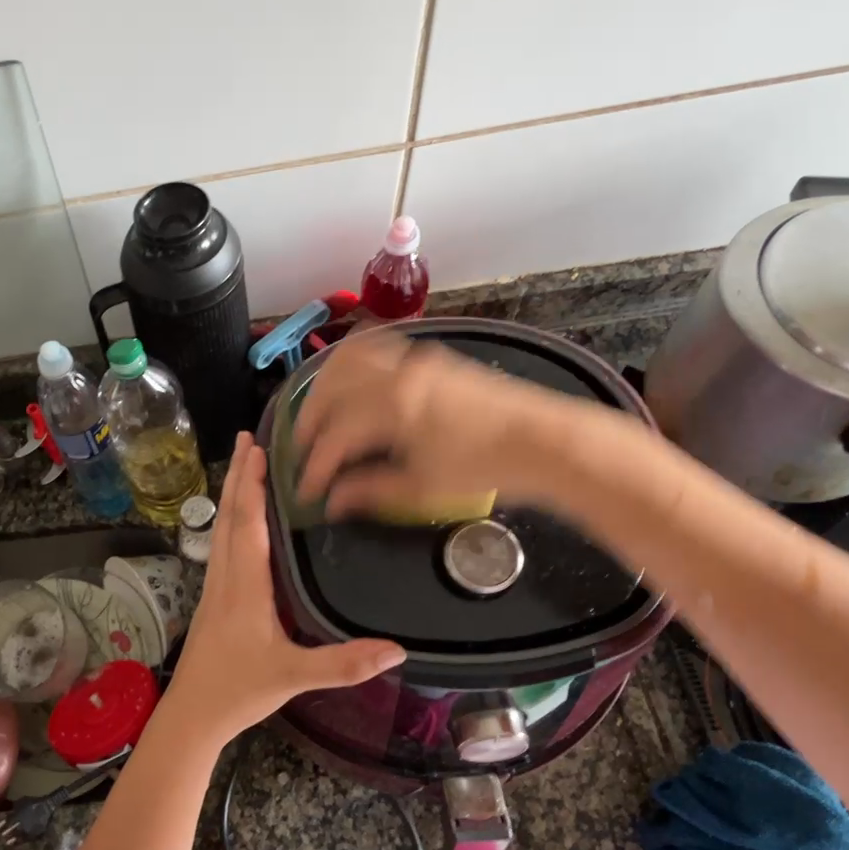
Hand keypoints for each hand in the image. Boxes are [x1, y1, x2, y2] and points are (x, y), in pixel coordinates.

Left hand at [163, 433, 405, 746]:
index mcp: (244, 586)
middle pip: (229, 516)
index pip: (247, 523)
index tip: (258, 448)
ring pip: (221, 529)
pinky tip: (240, 522)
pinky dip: (231, 520)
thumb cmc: (238, 691)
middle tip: (246, 438)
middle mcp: (226, 578)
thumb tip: (397, 650)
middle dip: (238, 475)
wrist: (192, 714)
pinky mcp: (214, 600)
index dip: (252, 484)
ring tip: (242, 466)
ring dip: (232, 494)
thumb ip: (344, 664)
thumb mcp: (294, 677)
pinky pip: (222, 546)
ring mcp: (216, 588)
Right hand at [291, 332, 609, 518]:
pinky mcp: (431, 357)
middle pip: (331, 387)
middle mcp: (396, 376)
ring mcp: (414, 360)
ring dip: (326, 384)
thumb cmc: (485, 468)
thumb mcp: (422, 488)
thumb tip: (333, 500)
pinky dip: (353, 365)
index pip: (335, 437)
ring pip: (350, 358)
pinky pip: (377, 348)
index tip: (305, 491)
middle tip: (303, 448)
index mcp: (391, 410)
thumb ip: (370, 490)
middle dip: (309, 419)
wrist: (545, 440)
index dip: (314, 466)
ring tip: (321, 411)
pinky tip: (355, 386)